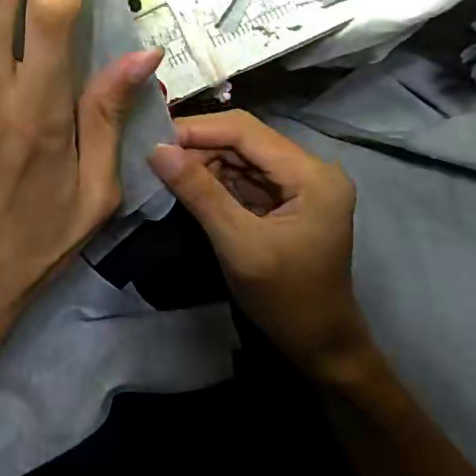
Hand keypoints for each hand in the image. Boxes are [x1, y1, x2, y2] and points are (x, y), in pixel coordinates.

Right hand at [148, 111, 373, 380]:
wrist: (321, 346)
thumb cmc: (286, 299)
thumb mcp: (237, 244)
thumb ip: (199, 193)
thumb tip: (156, 149)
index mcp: (311, 175)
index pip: (246, 131)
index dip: (198, 129)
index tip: (153, 138)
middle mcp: (310, 169)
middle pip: (244, 138)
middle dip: (198, 144)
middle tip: (153, 154)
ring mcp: (299, 184)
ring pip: (241, 155)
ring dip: (203, 159)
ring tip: (163, 167)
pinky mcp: (286, 199)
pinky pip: (244, 175)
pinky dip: (214, 177)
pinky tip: (185, 182)